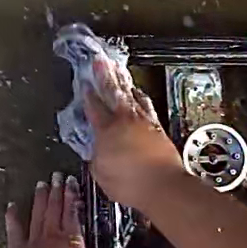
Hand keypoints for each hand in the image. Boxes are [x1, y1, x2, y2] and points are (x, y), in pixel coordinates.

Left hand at [3, 172, 149, 247]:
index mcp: (71, 242)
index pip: (73, 214)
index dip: (73, 197)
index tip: (72, 180)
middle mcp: (51, 237)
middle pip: (55, 209)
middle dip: (57, 192)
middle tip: (56, 174)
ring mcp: (32, 243)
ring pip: (37, 215)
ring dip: (40, 199)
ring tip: (41, 184)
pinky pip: (15, 232)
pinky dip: (13, 219)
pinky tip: (11, 207)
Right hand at [80, 56, 187, 209]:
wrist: (163, 186)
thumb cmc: (131, 183)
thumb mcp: (101, 173)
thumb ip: (96, 157)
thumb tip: (96, 151)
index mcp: (106, 130)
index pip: (94, 107)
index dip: (88, 94)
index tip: (84, 83)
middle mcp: (125, 120)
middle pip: (113, 92)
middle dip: (105, 75)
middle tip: (100, 61)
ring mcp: (144, 122)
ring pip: (131, 95)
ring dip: (124, 82)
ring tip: (119, 71)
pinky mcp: (158, 128)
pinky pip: (147, 105)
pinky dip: (141, 97)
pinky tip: (140, 94)